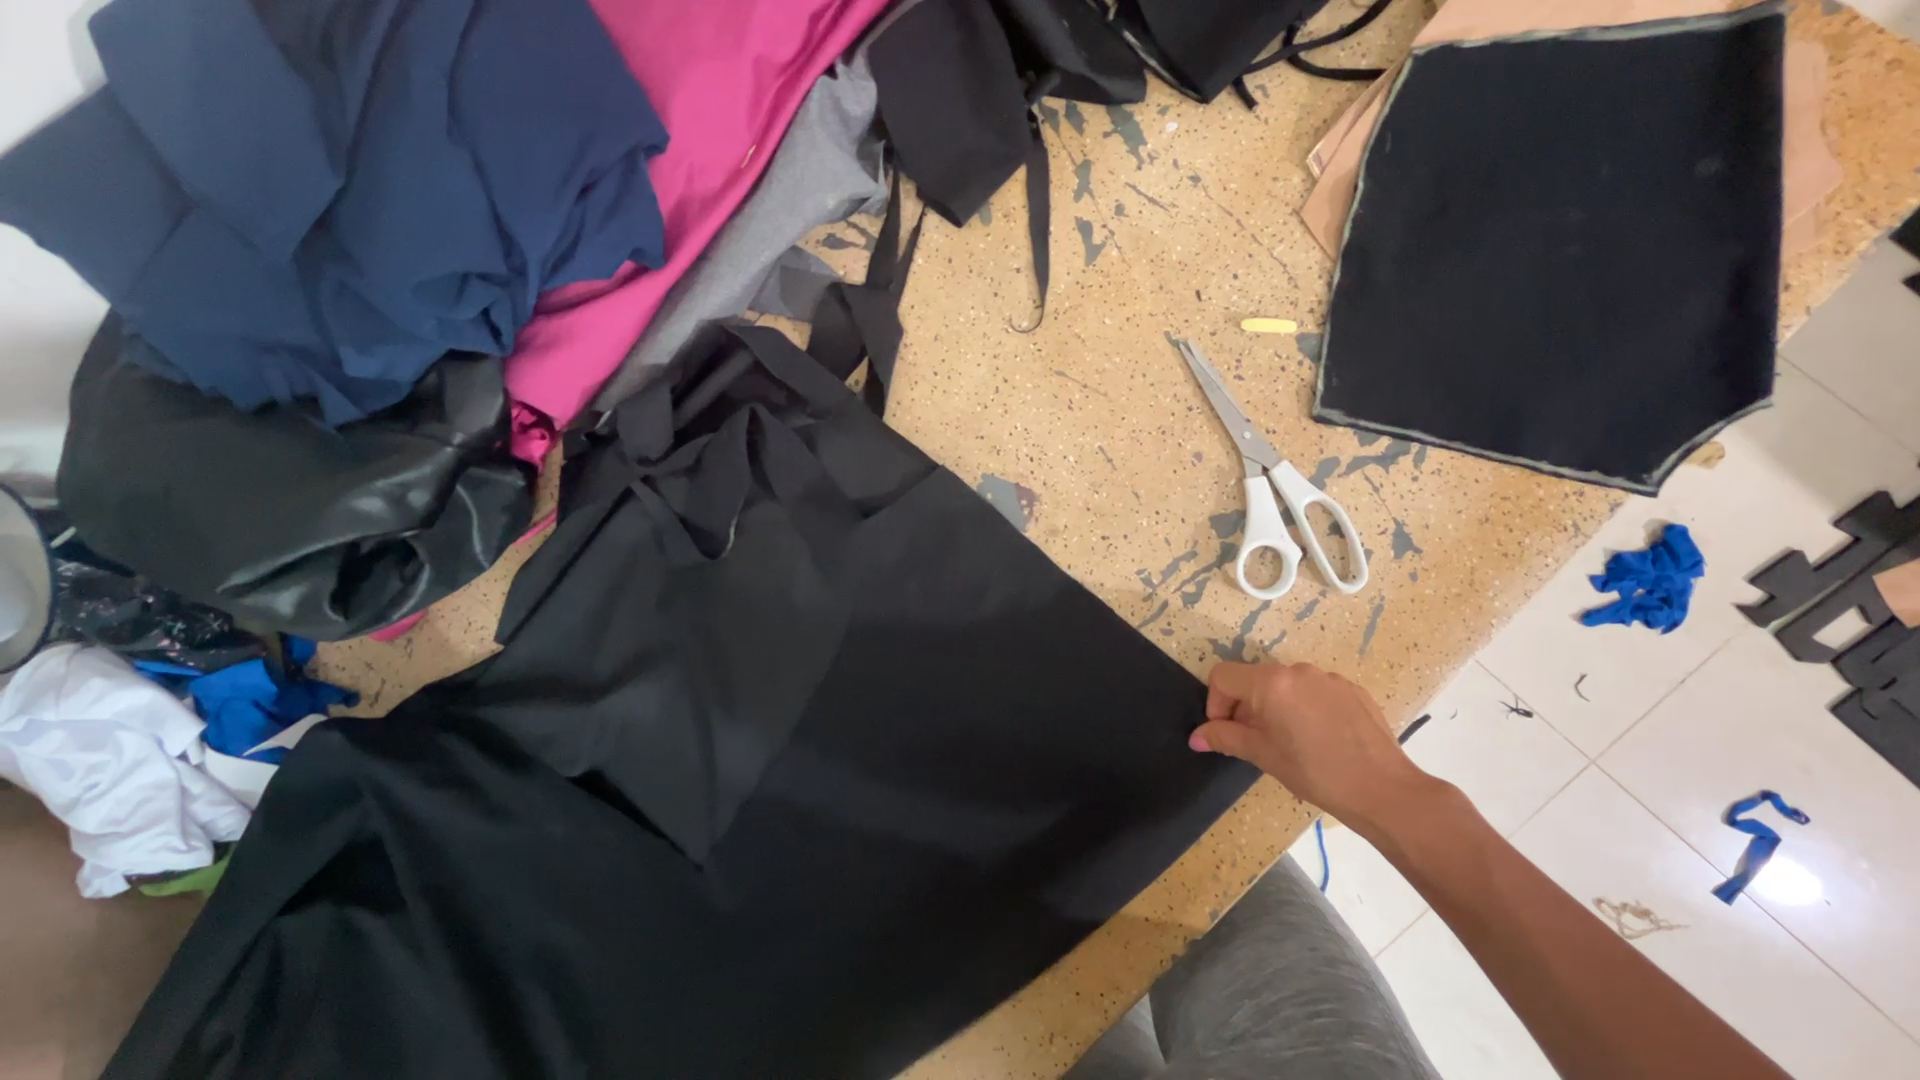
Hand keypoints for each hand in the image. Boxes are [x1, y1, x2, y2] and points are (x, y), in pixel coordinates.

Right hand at [1190, 661, 1434, 828]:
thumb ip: (1226, 738)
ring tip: (1289, 742)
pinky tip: (1319, 739)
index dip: (1215, 703)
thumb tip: (1196, 737)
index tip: (1226, 732)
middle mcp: (1297, 671)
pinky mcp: (1351, 690)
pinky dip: (1304, 708)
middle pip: (1254, 679)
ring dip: (1275, 707)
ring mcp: (1328, 678)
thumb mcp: (1263, 756)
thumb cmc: (1315, 772)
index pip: (1223, 676)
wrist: (1383, 789)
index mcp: (1271, 683)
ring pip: (1285, 686)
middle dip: (1246, 707)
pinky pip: (1314, 692)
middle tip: (1255, 741)